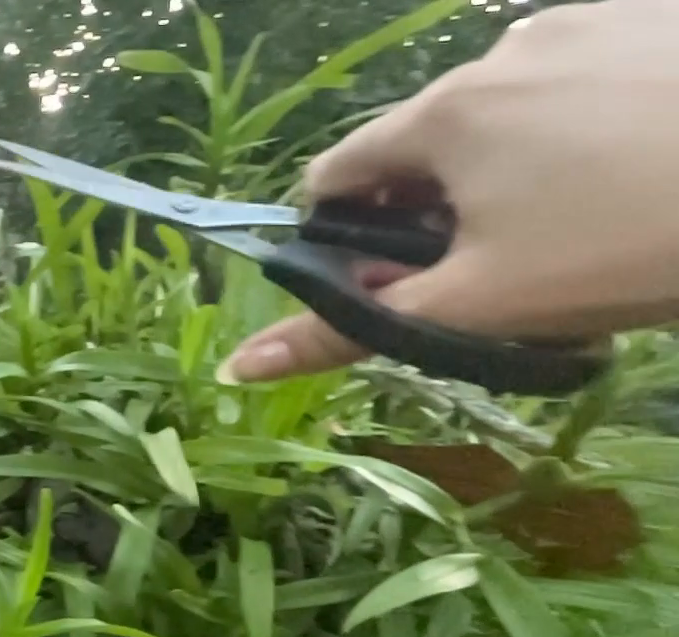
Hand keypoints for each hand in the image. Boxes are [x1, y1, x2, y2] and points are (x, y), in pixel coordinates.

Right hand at [222, 0, 678, 383]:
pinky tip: (643, 166)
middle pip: (416, 148)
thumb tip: (235, 369)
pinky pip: (583, 82)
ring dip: (503, 171)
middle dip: (425, 210)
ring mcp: (604, 19)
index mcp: (445, 112)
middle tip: (492, 263)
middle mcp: (509, 48)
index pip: (332, 175)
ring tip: (580, 217)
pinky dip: (580, 130)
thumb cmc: (642, 242)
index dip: (339, 237)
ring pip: (501, 116)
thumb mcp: (477, 304)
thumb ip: (346, 332)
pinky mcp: (674, 19)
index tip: (391, 278)